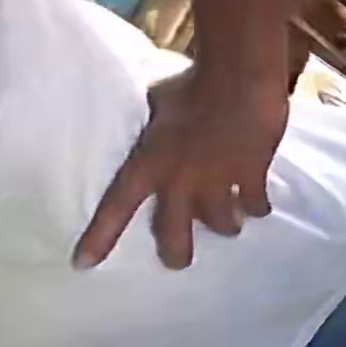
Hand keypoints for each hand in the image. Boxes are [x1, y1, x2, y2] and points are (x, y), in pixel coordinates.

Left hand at [73, 70, 287, 269]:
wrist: (239, 81)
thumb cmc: (193, 84)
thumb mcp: (158, 104)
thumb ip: (159, 124)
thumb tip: (161, 119)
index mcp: (148, 164)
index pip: (115, 208)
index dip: (100, 238)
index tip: (84, 264)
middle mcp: (180, 181)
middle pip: (174, 230)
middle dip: (176, 251)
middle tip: (179, 264)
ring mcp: (219, 181)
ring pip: (221, 221)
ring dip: (226, 226)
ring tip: (231, 228)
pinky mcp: (252, 174)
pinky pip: (255, 201)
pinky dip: (257, 206)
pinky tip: (261, 208)